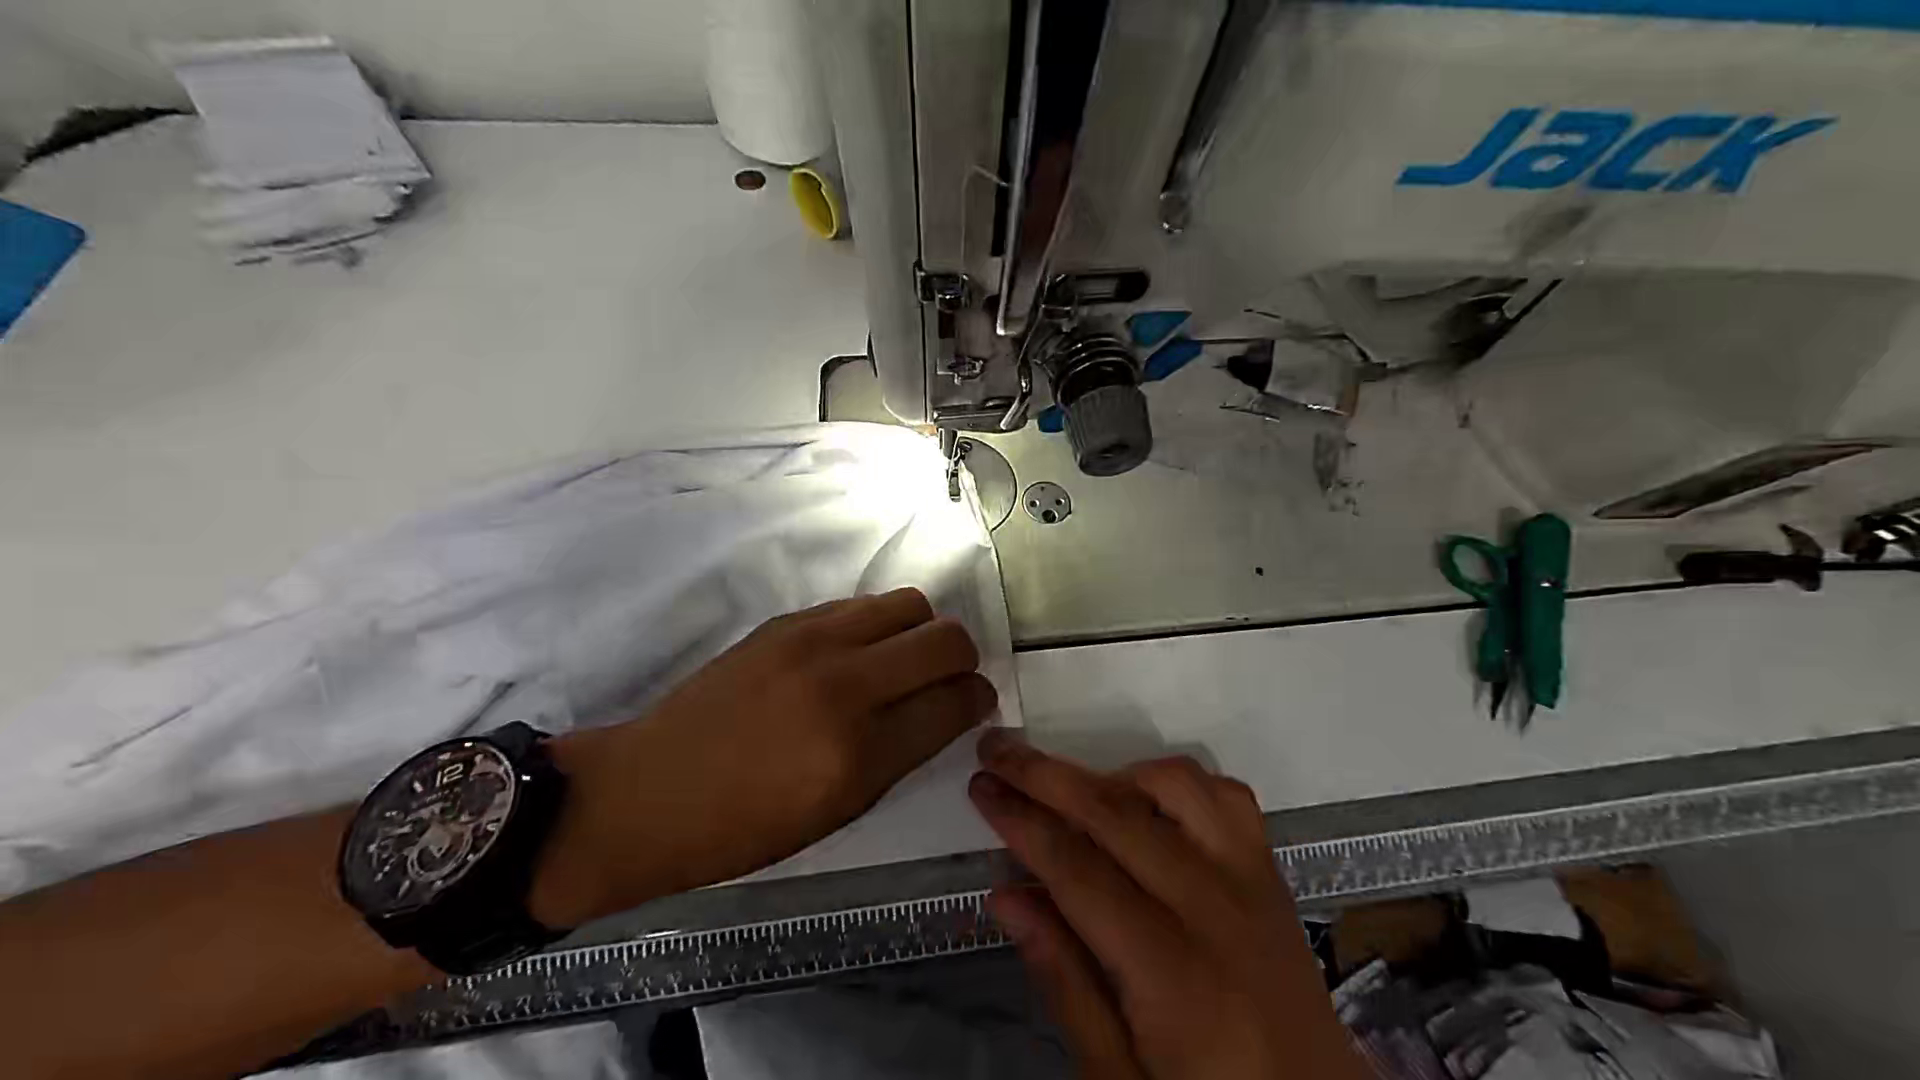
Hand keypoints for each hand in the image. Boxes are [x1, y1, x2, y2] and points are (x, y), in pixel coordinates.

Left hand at [533, 588, 996, 924]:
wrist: (650, 791)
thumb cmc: (746, 827)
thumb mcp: (841, 811)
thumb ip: (903, 753)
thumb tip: (950, 709)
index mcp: (859, 754)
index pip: (954, 703)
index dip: (979, 700)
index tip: (977, 702)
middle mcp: (843, 686)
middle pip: (945, 639)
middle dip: (964, 659)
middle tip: (950, 679)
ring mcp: (811, 643)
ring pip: (909, 604)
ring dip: (924, 631)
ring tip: (906, 659)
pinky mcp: (785, 622)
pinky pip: (859, 606)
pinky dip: (878, 626)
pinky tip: (859, 654)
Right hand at [969, 733, 1368, 1079]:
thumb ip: (1064, 983)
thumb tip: (1005, 895)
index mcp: (1174, 975)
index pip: (1078, 868)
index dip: (1021, 821)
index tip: (980, 788)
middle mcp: (1216, 909)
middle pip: (1116, 812)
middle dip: (1045, 775)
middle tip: (996, 751)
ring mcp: (1253, 882)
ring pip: (1176, 785)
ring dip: (1111, 772)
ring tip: (1070, 791)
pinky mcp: (1273, 874)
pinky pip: (1227, 796)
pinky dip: (1177, 783)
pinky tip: (1146, 803)